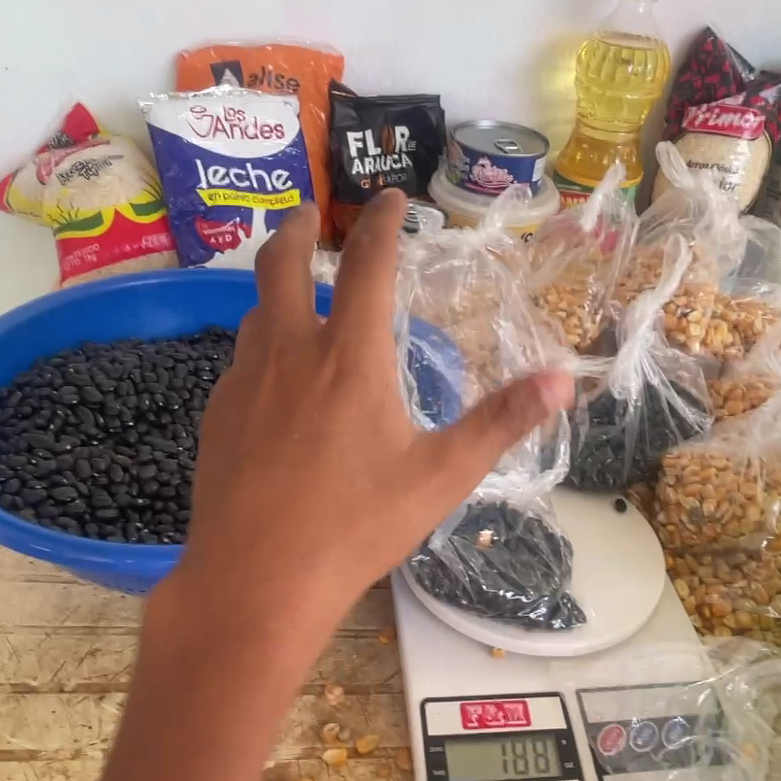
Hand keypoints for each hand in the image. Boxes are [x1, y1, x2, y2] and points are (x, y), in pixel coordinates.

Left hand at [170, 189, 573, 623]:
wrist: (257, 581)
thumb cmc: (356, 528)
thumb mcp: (442, 477)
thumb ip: (501, 423)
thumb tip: (563, 380)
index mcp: (350, 359)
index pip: (370, 266)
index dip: (384, 224)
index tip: (393, 199)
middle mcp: (290, 354)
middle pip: (283, 264)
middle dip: (299, 228)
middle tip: (311, 213)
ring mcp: (244, 384)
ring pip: (254, 313)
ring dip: (275, 288)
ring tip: (293, 292)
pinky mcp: (216, 418)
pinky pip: (240, 364)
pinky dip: (260, 348)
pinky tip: (272, 380)